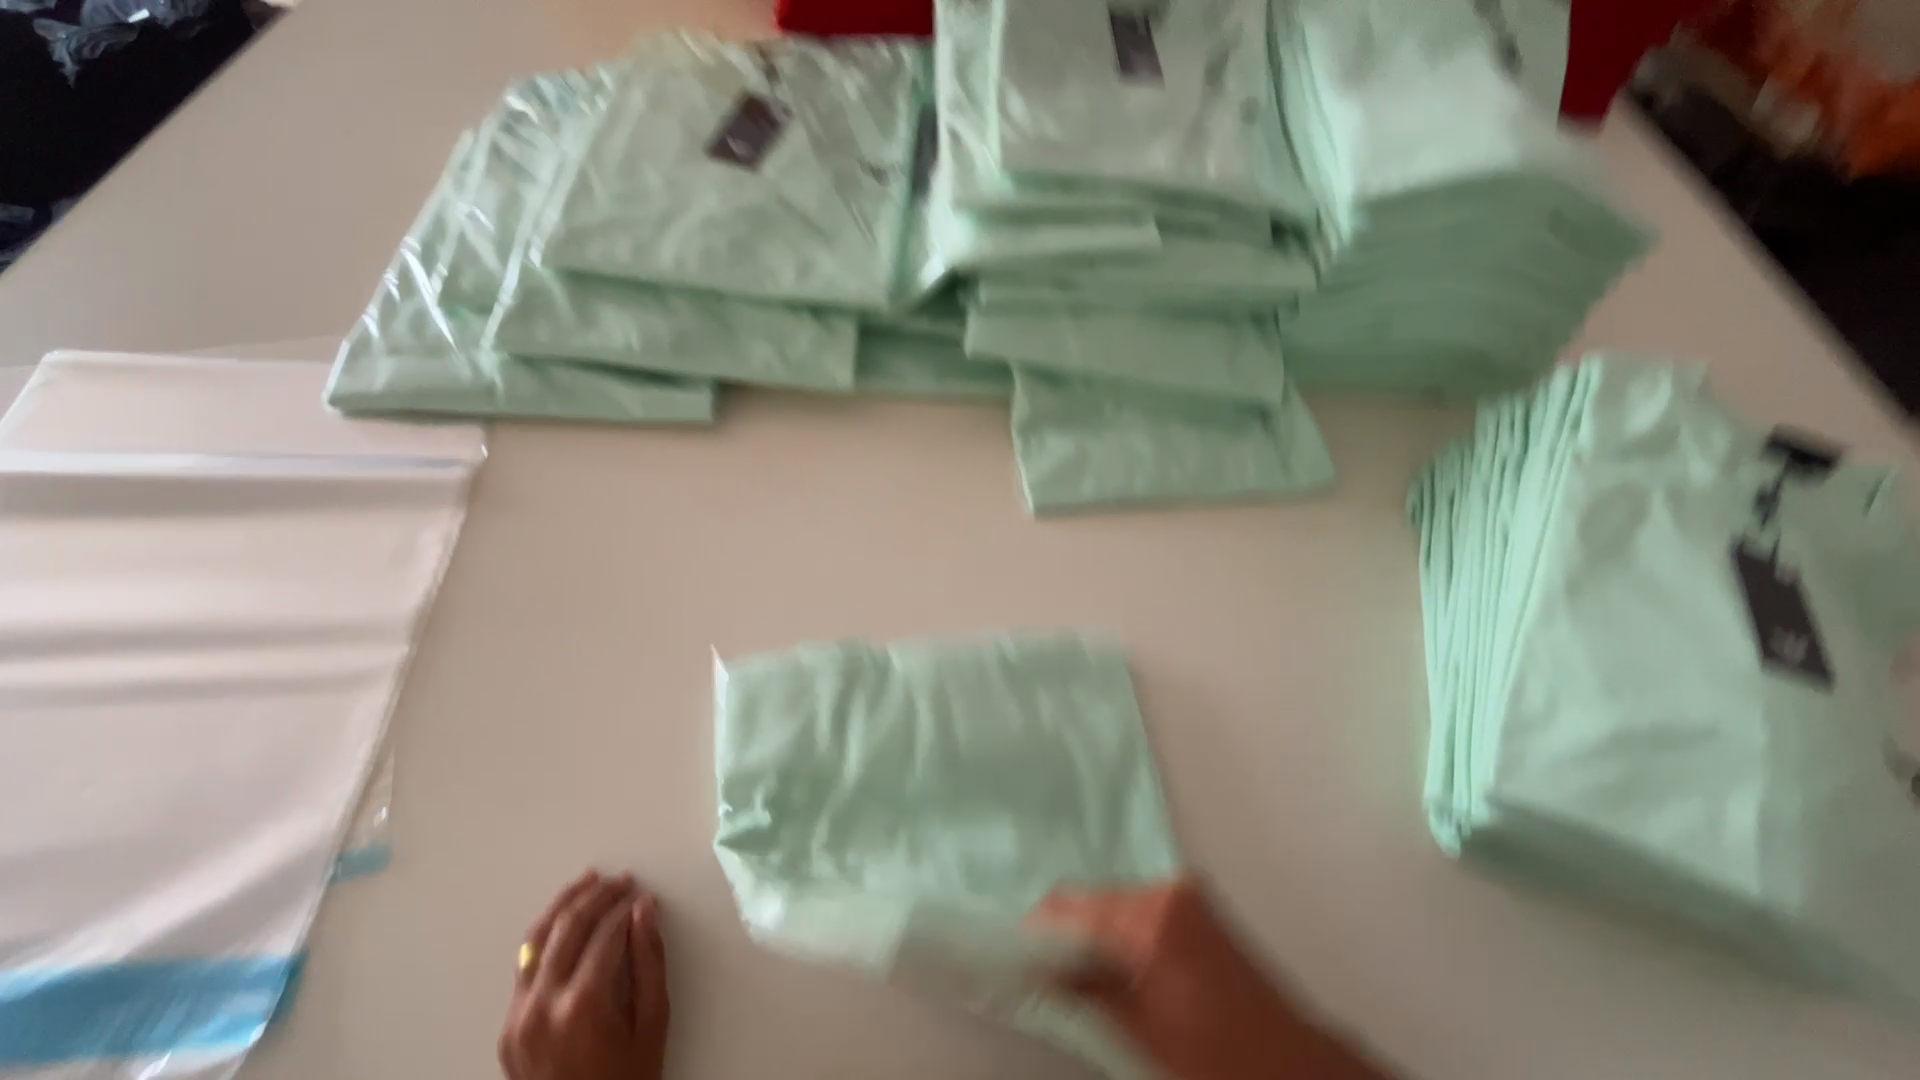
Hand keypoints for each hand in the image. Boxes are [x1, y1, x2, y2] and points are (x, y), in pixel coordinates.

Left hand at [499, 871, 669, 1079]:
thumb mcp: (653, 1023)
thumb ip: (650, 961)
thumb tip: (644, 909)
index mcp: (584, 1004)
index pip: (606, 935)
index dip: (626, 908)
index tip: (642, 893)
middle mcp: (542, 1004)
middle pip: (568, 929)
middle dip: (597, 897)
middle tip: (621, 880)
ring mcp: (518, 1016)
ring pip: (536, 941)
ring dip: (563, 905)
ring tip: (587, 882)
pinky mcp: (508, 1026)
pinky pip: (525, 967)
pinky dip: (544, 937)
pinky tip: (563, 922)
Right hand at [1028, 879, 1392, 1079]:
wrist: (1298, 1066)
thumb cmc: (1218, 1058)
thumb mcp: (1143, 1033)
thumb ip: (1087, 989)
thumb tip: (1037, 967)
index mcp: (1152, 915)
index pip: (1072, 907)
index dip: (1037, 931)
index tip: (1011, 957)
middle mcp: (1168, 890)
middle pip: (1093, 900)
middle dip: (1064, 933)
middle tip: (1039, 972)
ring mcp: (1187, 895)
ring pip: (1115, 905)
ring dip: (1091, 934)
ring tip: (1072, 976)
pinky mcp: (1199, 909)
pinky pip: (1141, 910)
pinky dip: (1120, 934)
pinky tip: (1111, 968)